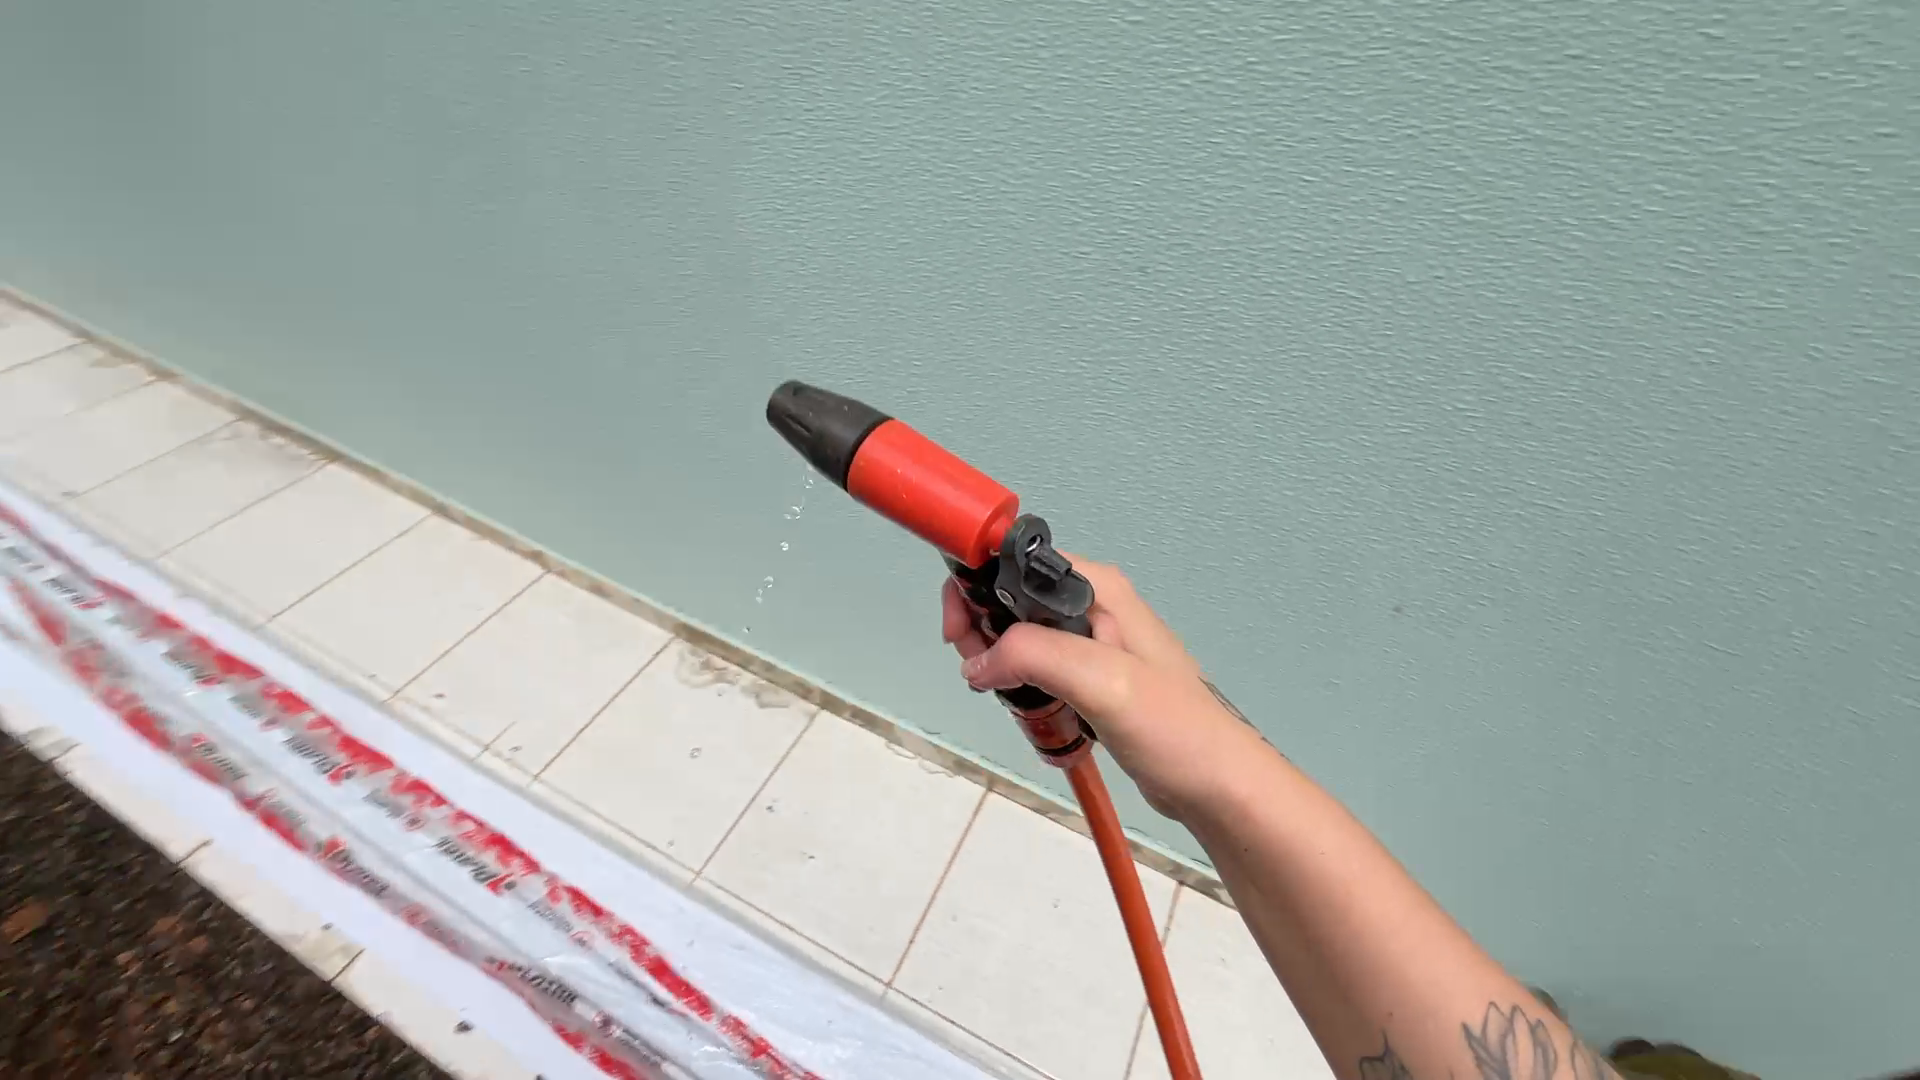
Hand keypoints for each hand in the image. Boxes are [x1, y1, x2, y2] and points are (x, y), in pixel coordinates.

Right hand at [941, 557, 1274, 820]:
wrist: (1217, 785)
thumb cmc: (1173, 729)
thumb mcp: (1102, 680)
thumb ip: (1034, 655)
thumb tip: (976, 664)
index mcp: (1095, 587)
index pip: (1015, 562)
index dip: (976, 587)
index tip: (960, 633)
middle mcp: (1090, 605)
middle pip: (1009, 596)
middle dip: (981, 629)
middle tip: (978, 672)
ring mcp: (1090, 642)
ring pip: (1018, 634)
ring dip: (996, 661)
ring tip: (1001, 694)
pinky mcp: (1089, 677)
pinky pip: (1035, 667)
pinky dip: (1017, 683)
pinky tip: (1023, 707)